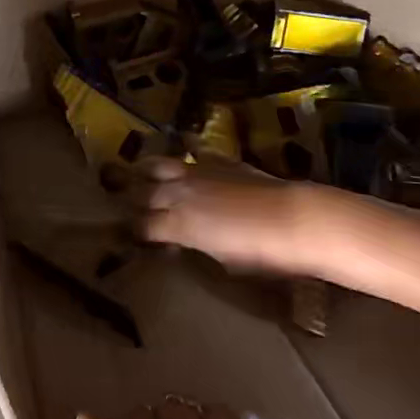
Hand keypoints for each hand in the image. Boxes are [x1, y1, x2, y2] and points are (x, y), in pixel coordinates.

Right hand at [137, 157, 334, 275]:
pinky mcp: (218, 160)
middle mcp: (177, 193)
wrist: (298, 220)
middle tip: (121, 203)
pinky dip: (184, 161)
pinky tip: (186, 165)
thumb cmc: (262, 255)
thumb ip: (193, 249)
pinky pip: (191, 155)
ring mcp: (196, 172)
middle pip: (140, 192)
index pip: (139, 226)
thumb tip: (179, 246)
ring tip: (138, 174)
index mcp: (175, 224)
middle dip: (128, 199)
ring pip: (156, 165)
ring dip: (144, 172)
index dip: (130, 232)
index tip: (126, 237)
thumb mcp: (221, 263)